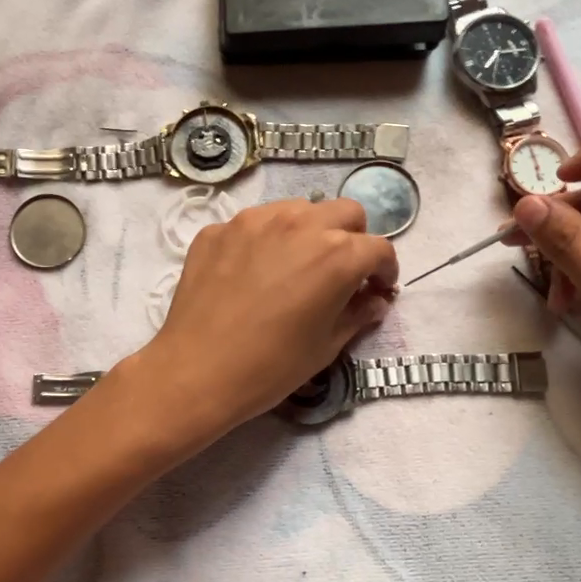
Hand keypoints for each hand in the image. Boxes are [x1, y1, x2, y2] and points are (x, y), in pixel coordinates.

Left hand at [130, 198, 397, 435]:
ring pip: (296, 209)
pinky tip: (252, 274)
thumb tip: (374, 302)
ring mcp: (253, 222)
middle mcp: (299, 224)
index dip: (384, 271)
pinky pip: (252, 225)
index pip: (378, 249)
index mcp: (337, 254)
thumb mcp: (325, 347)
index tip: (377, 290)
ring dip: (308, 231)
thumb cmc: (270, 367)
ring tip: (295, 266)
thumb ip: (356, 315)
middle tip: (340, 272)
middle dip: (352, 238)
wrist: (197, 371)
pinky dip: (263, 241)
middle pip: (344, 213)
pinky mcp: (217, 230)